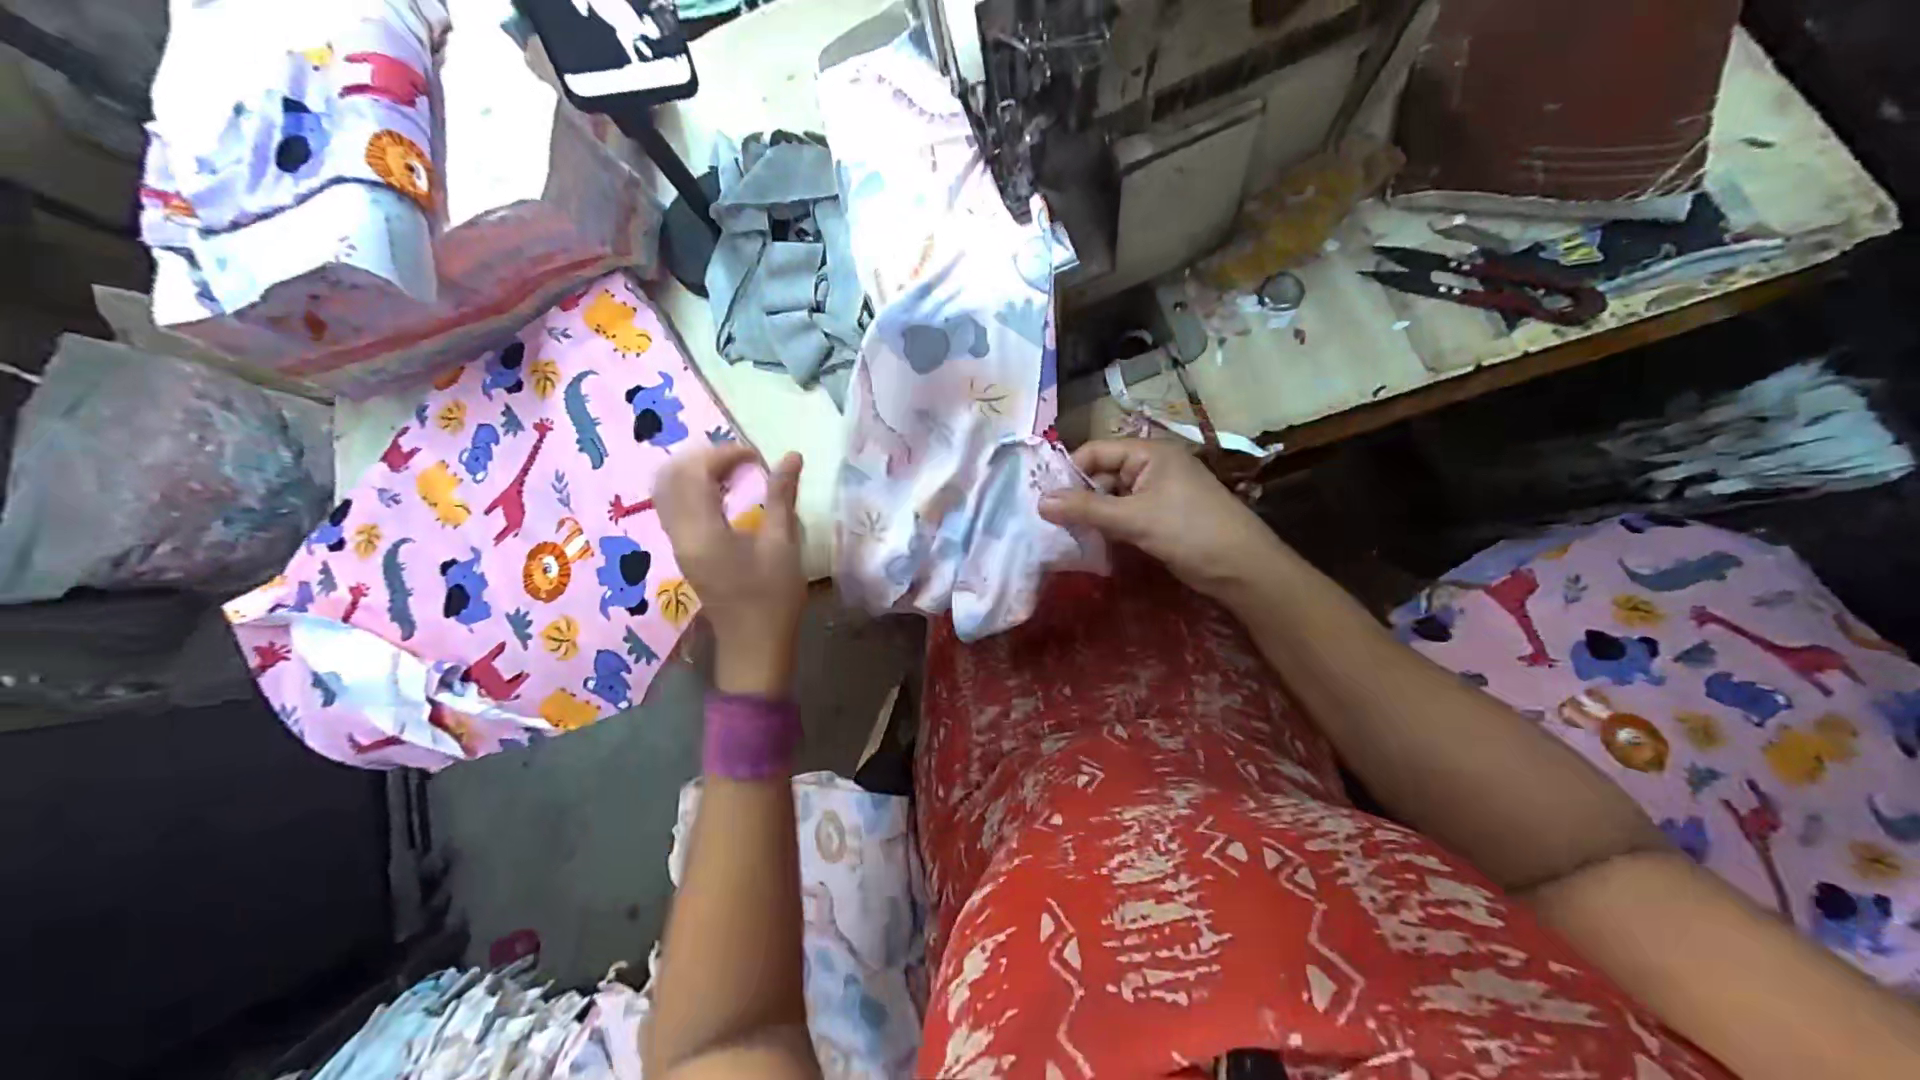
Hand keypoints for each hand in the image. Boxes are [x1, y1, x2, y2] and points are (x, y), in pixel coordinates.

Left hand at [653, 444, 805, 698]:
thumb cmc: (773, 598)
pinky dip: (694, 490)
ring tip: (734, 474)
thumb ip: (782, 496)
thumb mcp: (783, 544)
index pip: (696, 472)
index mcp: (702, 531)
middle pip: (672, 476)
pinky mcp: (683, 552)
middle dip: (706, 458)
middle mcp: (680, 534)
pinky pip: (675, 507)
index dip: (725, 454)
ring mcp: (677, 544)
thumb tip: (791, 456)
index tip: (757, 457)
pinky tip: (724, 495)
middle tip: (742, 461)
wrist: (754, 646)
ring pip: (668, 490)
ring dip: (696, 473)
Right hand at [1039, 439, 1283, 602]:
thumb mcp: (1133, 518)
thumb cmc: (1189, 531)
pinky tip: (1089, 542)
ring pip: (1112, 498)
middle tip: (1050, 520)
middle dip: (1078, 496)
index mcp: (1149, 453)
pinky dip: (1108, 526)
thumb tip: (1040, 502)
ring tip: (1064, 534)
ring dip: (1091, 515)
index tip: (1043, 497)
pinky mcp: (1160, 518)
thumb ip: (1086, 509)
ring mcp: (1157, 493)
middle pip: (1102, 474)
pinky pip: (1125, 515)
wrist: (1241, 568)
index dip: (1069, 471)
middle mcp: (1152, 467)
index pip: (1096, 452)